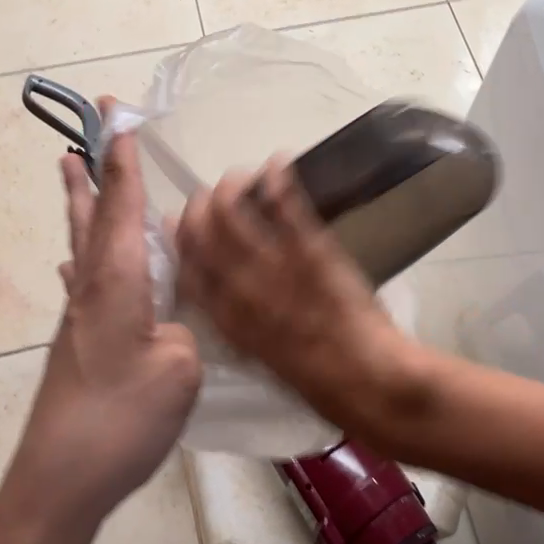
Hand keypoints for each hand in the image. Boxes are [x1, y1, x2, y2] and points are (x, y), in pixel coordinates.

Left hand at [3, 111, 202, 529]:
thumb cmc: (121, 417)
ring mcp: (79, 315)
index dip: (124, 161)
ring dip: (81, 201)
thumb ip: (182, 333)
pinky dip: (82, 255)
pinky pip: (81, 280)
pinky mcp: (75, 342)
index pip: (123, 206)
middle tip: (85, 125)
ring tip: (69, 167)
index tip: (119, 118)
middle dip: (93, 166)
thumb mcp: (178, 369)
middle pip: (92, 212)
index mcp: (118, 280)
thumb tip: (169, 329)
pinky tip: (75, 264)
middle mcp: (92, 286)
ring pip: (81, 241)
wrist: (59, 480)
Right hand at [172, 160, 420, 432]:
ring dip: (233, 185)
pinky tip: (278, 163)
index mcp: (226, 320)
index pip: (186, 268)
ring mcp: (272, 265)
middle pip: (201, 230)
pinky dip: (277, 177)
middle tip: (213, 195)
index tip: (180, 222)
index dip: (178, 238)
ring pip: (231, 210)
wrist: (365, 378)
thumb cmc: (318, 381)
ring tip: (243, 177)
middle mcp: (239, 288)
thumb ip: (241, 326)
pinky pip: (283, 203)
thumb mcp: (264, 360)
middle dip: (201, 204)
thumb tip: (230, 301)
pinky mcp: (308, 248)